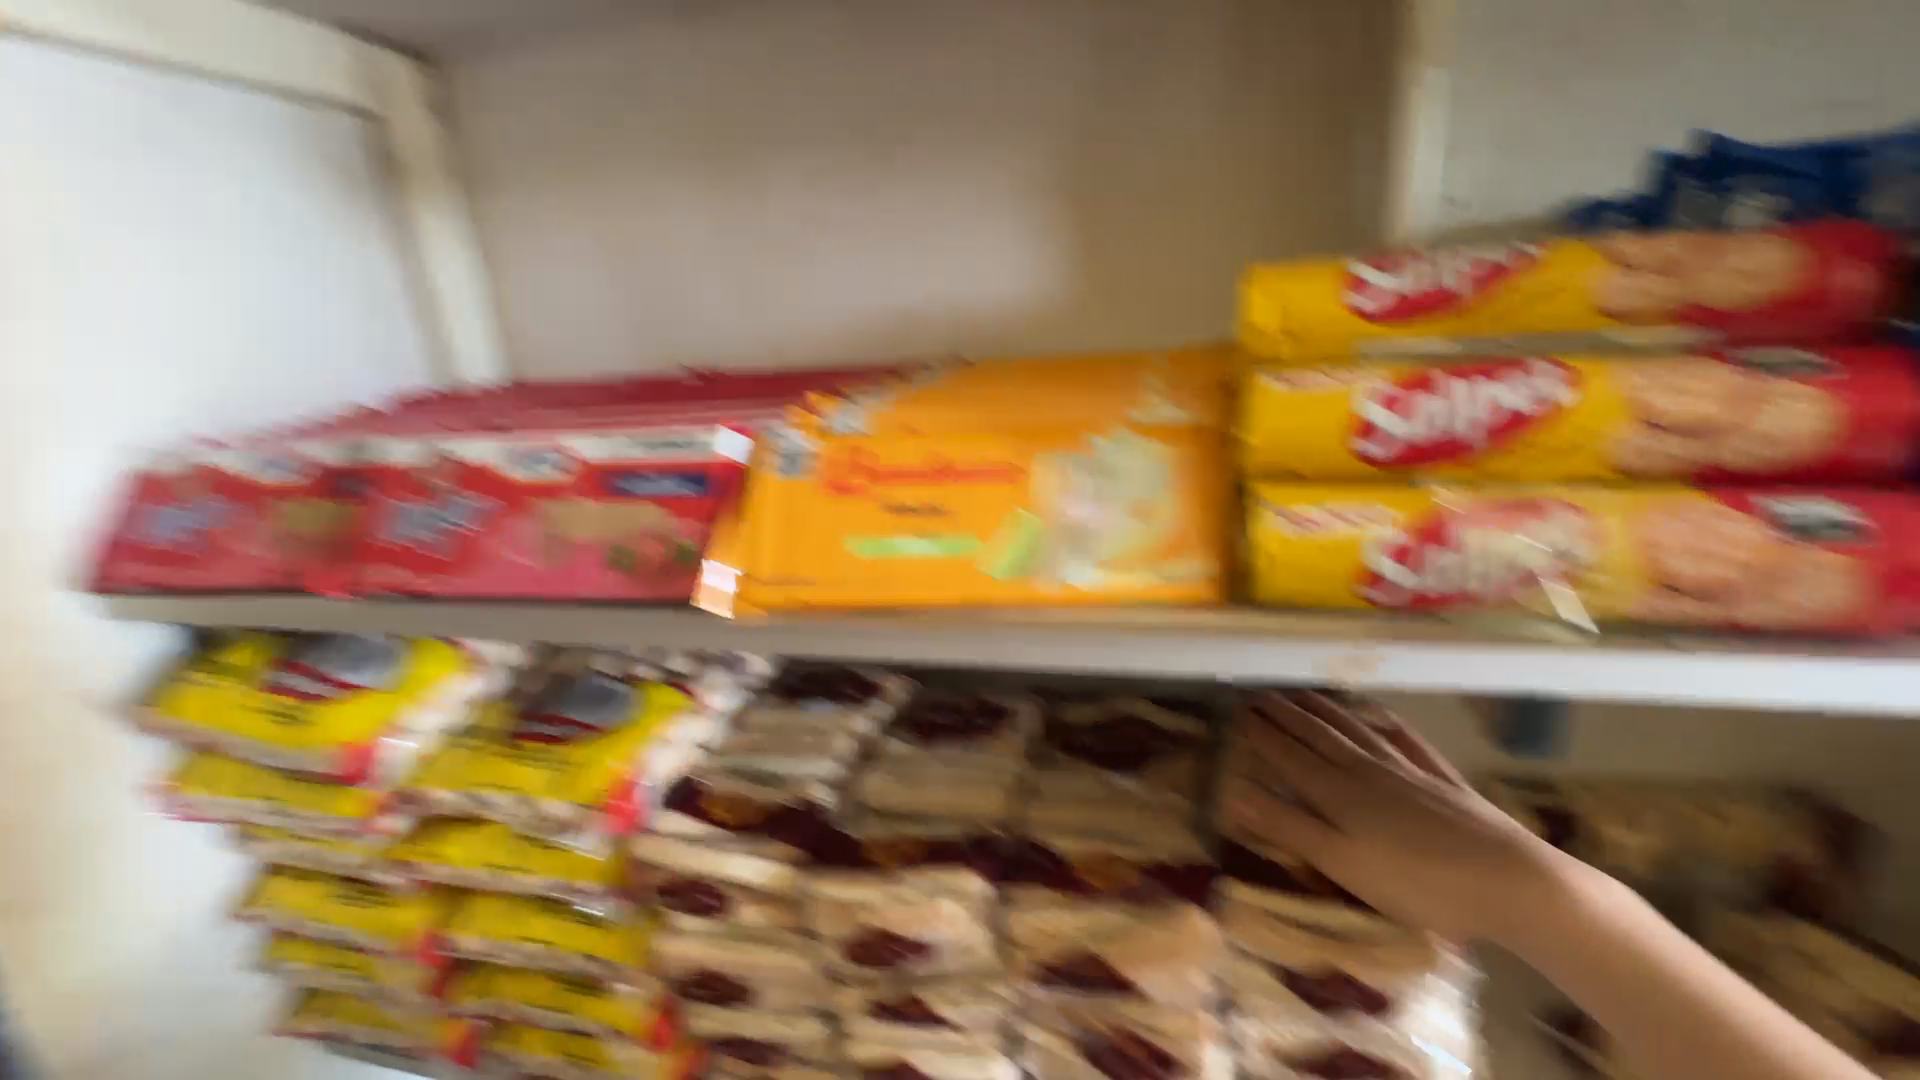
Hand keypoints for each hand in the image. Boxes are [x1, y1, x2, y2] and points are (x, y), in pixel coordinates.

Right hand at [1219, 690, 1582, 946]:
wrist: (1511, 881)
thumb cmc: (1416, 882)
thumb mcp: (1341, 863)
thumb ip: (1287, 825)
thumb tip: (1232, 790)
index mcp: (1337, 792)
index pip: (1286, 753)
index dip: (1258, 731)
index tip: (1232, 709)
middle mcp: (1366, 771)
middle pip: (1317, 734)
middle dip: (1283, 713)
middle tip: (1257, 691)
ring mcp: (1407, 771)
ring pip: (1356, 730)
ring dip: (1324, 710)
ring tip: (1302, 693)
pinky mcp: (1442, 780)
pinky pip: (1407, 740)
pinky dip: (1387, 722)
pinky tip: (1380, 714)